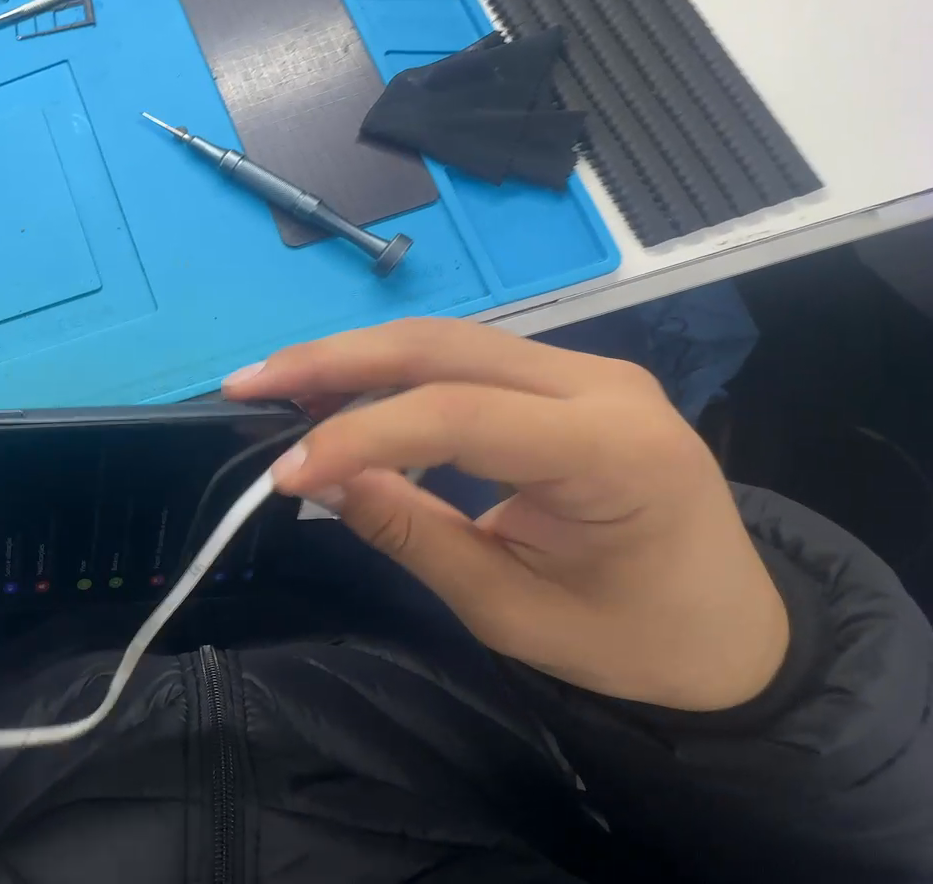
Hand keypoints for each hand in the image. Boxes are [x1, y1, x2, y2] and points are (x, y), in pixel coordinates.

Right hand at [223, 318, 787, 711]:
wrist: (728, 631)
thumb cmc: (629, 637)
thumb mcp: (508, 608)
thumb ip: (409, 533)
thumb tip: (318, 478)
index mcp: (613, 450)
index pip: (459, 415)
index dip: (358, 436)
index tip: (283, 474)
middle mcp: (599, 384)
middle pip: (440, 346)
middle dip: (332, 360)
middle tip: (249, 384)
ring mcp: (578, 370)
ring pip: (438, 338)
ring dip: (347, 357)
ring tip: (275, 385)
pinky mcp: (553, 377)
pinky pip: (453, 357)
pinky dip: (380, 370)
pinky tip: (332, 391)